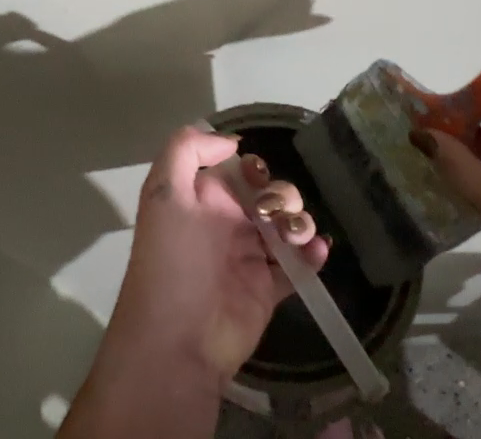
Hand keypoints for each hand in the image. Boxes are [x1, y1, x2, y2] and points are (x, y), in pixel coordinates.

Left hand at [108, 127, 330, 381]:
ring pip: (286, 226)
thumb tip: (229, 141)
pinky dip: (313, 254)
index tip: (257, 176)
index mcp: (200, 200)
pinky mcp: (268, 289)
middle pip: (267, 194)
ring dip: (300, 222)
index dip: (252, 167)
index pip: (235, 171)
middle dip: (282, 194)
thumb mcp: (164, 193)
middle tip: (275, 214)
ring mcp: (248, 257)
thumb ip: (186, 151)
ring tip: (296, 237)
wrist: (178, 338)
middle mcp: (225, 224)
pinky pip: (298, 265)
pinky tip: (316, 252)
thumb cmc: (172, 260)